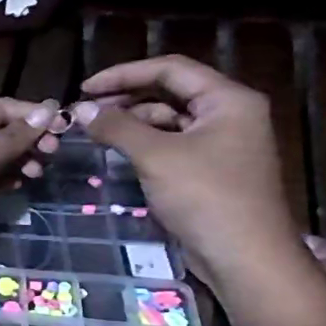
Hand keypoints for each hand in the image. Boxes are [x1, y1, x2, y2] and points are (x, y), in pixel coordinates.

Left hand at [0, 98, 60, 261]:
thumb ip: (11, 140)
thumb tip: (47, 112)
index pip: (0, 108)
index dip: (31, 114)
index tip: (62, 125)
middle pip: (0, 131)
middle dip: (28, 139)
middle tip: (53, 153)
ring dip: (19, 159)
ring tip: (37, 173)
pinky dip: (5, 176)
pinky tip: (19, 183)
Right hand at [71, 55, 293, 272]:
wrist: (244, 256)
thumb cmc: (205, 197)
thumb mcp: (156, 157)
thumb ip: (117, 128)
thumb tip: (81, 110)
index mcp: (228, 99)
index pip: (170, 69)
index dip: (124, 74)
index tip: (85, 88)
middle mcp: (230, 114)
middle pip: (171, 93)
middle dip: (127, 100)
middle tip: (87, 113)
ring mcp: (223, 144)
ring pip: (171, 121)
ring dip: (134, 124)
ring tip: (98, 135)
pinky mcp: (212, 171)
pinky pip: (175, 146)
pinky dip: (147, 146)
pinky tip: (121, 156)